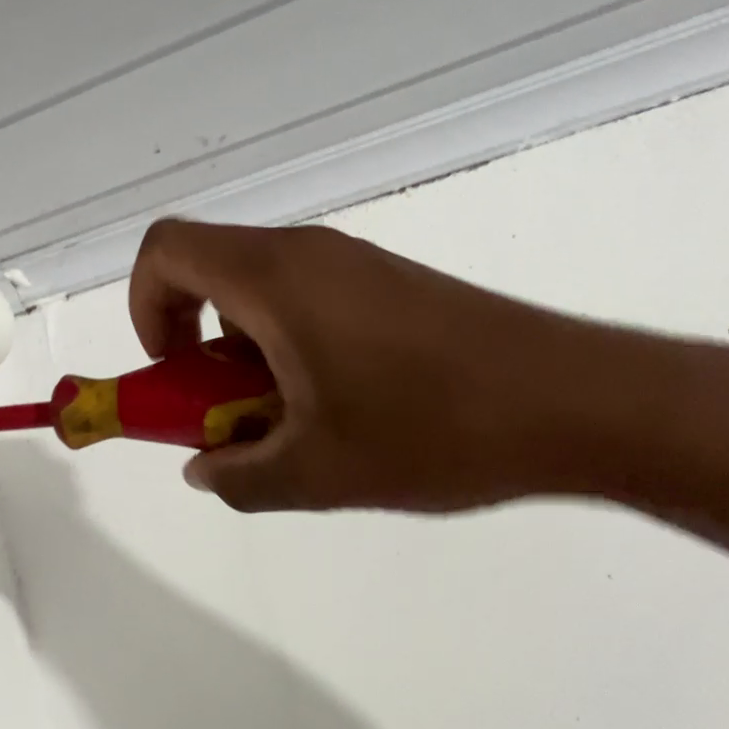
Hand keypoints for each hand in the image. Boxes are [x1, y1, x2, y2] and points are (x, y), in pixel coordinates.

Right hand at [128, 220, 635, 512]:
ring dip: (244, 354)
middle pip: (208, 271)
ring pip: (259, 292)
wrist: (583, 403)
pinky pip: (307, 301)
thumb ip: (238, 476)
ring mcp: (356, 266)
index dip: (145, 309)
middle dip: (192, 344)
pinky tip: (342, 411)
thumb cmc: (433, 429)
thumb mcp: (315, 473)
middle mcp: (308, 254)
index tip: (173, 374)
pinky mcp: (392, 286)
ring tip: (292, 424)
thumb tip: (206, 469)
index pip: (165, 252)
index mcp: (274, 279)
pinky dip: (290, 349)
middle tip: (226, 413)